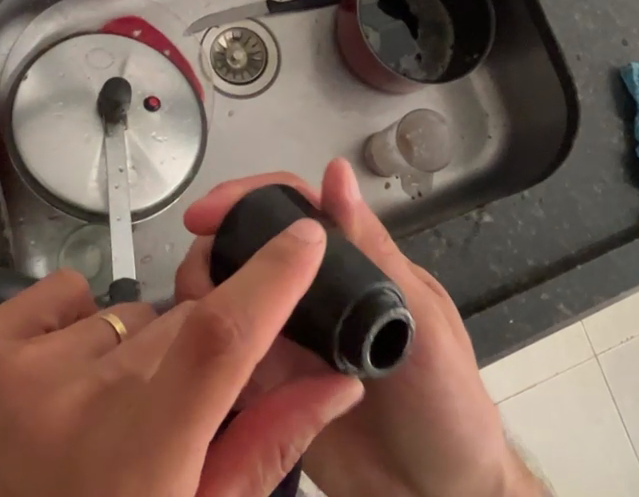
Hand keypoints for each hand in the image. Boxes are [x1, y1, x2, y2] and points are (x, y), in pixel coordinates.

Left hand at [0, 220, 363, 496]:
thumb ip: (262, 448)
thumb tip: (334, 380)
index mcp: (138, 456)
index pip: (220, 337)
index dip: (270, 278)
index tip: (305, 238)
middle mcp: (73, 401)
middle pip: (179, 322)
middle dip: (193, 352)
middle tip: (165, 412)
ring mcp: (16, 370)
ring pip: (126, 312)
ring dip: (130, 350)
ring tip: (99, 415)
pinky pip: (66, 292)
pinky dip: (76, 327)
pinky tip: (57, 387)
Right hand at [176, 160, 541, 496]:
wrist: (439, 495)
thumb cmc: (447, 404)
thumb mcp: (422, 322)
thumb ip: (374, 252)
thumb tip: (336, 173)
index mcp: (350, 264)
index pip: (293, 208)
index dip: (248, 198)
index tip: (206, 214)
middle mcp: (312, 295)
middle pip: (249, 248)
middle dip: (212, 250)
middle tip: (193, 281)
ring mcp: (289, 341)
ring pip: (230, 299)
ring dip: (202, 301)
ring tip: (191, 328)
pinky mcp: (271, 390)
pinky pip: (228, 360)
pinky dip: (204, 354)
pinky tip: (191, 365)